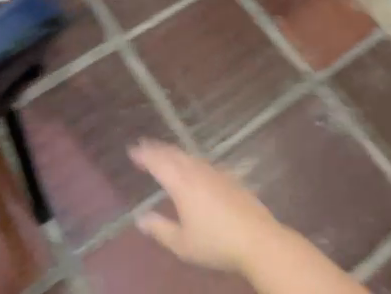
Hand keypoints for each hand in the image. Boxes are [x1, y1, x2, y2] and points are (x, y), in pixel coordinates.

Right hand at [128, 139, 288, 274]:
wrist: (258, 240)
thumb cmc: (216, 243)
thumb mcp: (182, 244)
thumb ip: (160, 229)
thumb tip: (140, 218)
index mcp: (182, 184)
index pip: (158, 163)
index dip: (144, 155)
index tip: (132, 150)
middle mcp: (197, 172)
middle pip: (174, 154)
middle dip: (158, 148)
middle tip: (145, 145)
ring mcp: (216, 172)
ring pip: (190, 156)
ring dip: (175, 152)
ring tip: (166, 153)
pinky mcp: (231, 178)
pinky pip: (205, 162)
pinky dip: (193, 160)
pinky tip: (196, 167)